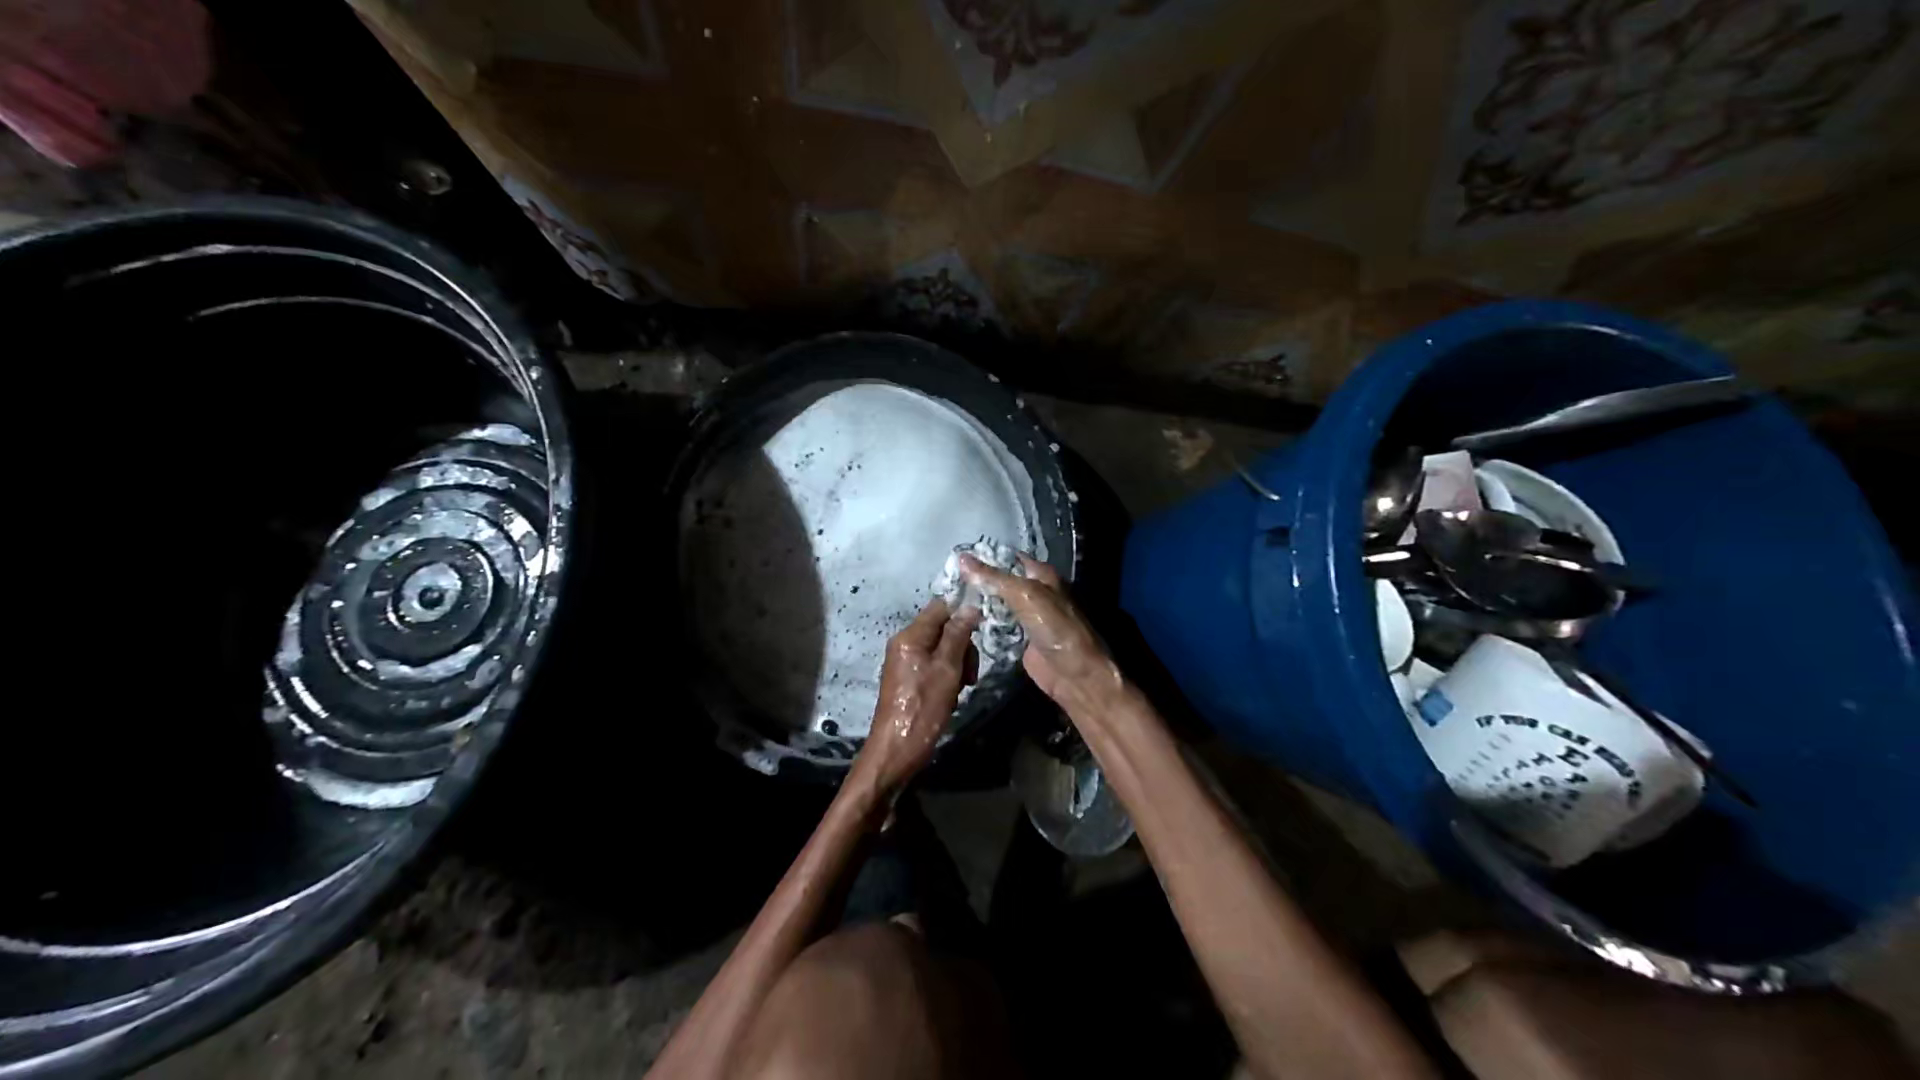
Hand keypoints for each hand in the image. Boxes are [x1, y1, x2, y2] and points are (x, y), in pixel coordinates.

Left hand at [850, 598, 979, 800]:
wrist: (896, 750)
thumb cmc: (923, 708)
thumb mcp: (947, 669)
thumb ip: (958, 636)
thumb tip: (969, 607)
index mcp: (910, 636)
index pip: (940, 607)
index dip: (963, 615)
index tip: (981, 634)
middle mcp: (904, 643)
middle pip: (942, 628)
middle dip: (962, 647)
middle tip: (968, 675)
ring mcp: (904, 661)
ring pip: (941, 649)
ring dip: (957, 664)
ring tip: (960, 689)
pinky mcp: (907, 678)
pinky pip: (933, 665)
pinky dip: (946, 676)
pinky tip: (950, 696)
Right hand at [958, 553, 1125, 718]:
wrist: (1072, 673)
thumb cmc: (1054, 627)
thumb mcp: (1024, 595)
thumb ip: (993, 578)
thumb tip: (961, 558)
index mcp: (1041, 575)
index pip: (1008, 558)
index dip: (984, 557)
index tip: (955, 559)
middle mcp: (1033, 592)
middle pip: (999, 582)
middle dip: (977, 581)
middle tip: (947, 581)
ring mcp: (1025, 616)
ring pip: (995, 604)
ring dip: (977, 603)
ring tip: (948, 598)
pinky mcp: (1017, 638)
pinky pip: (995, 626)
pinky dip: (981, 623)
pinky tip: (960, 619)